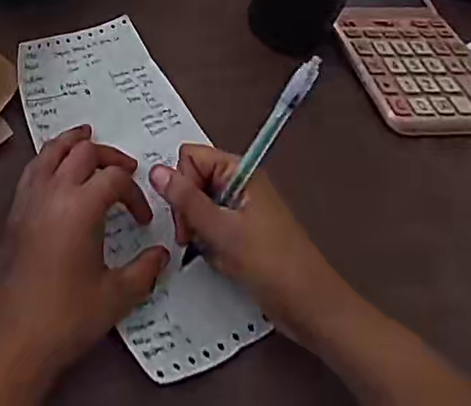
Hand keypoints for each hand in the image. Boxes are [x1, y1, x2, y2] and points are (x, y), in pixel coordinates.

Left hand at [0, 125, 169, 400]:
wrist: (15, 337)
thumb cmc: (64, 317)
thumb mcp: (116, 296)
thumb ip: (144, 270)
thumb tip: (160, 255)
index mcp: (80, 207)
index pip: (114, 178)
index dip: (134, 192)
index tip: (141, 217)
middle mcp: (53, 192)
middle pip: (83, 151)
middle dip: (108, 155)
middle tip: (124, 166)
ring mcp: (29, 197)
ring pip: (52, 150)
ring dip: (72, 141)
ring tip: (86, 137)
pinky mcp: (15, 209)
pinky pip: (34, 167)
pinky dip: (49, 156)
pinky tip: (55, 166)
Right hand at [149, 144, 347, 338]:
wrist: (315, 312)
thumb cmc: (273, 266)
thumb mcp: (223, 232)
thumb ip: (186, 200)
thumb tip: (155, 170)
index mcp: (240, 171)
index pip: (190, 157)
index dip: (181, 182)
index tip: (185, 216)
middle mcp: (240, 182)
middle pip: (192, 179)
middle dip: (187, 209)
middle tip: (192, 238)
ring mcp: (241, 207)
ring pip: (199, 204)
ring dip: (198, 229)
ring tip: (212, 252)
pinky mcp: (242, 230)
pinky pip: (211, 224)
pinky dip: (208, 241)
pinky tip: (220, 259)